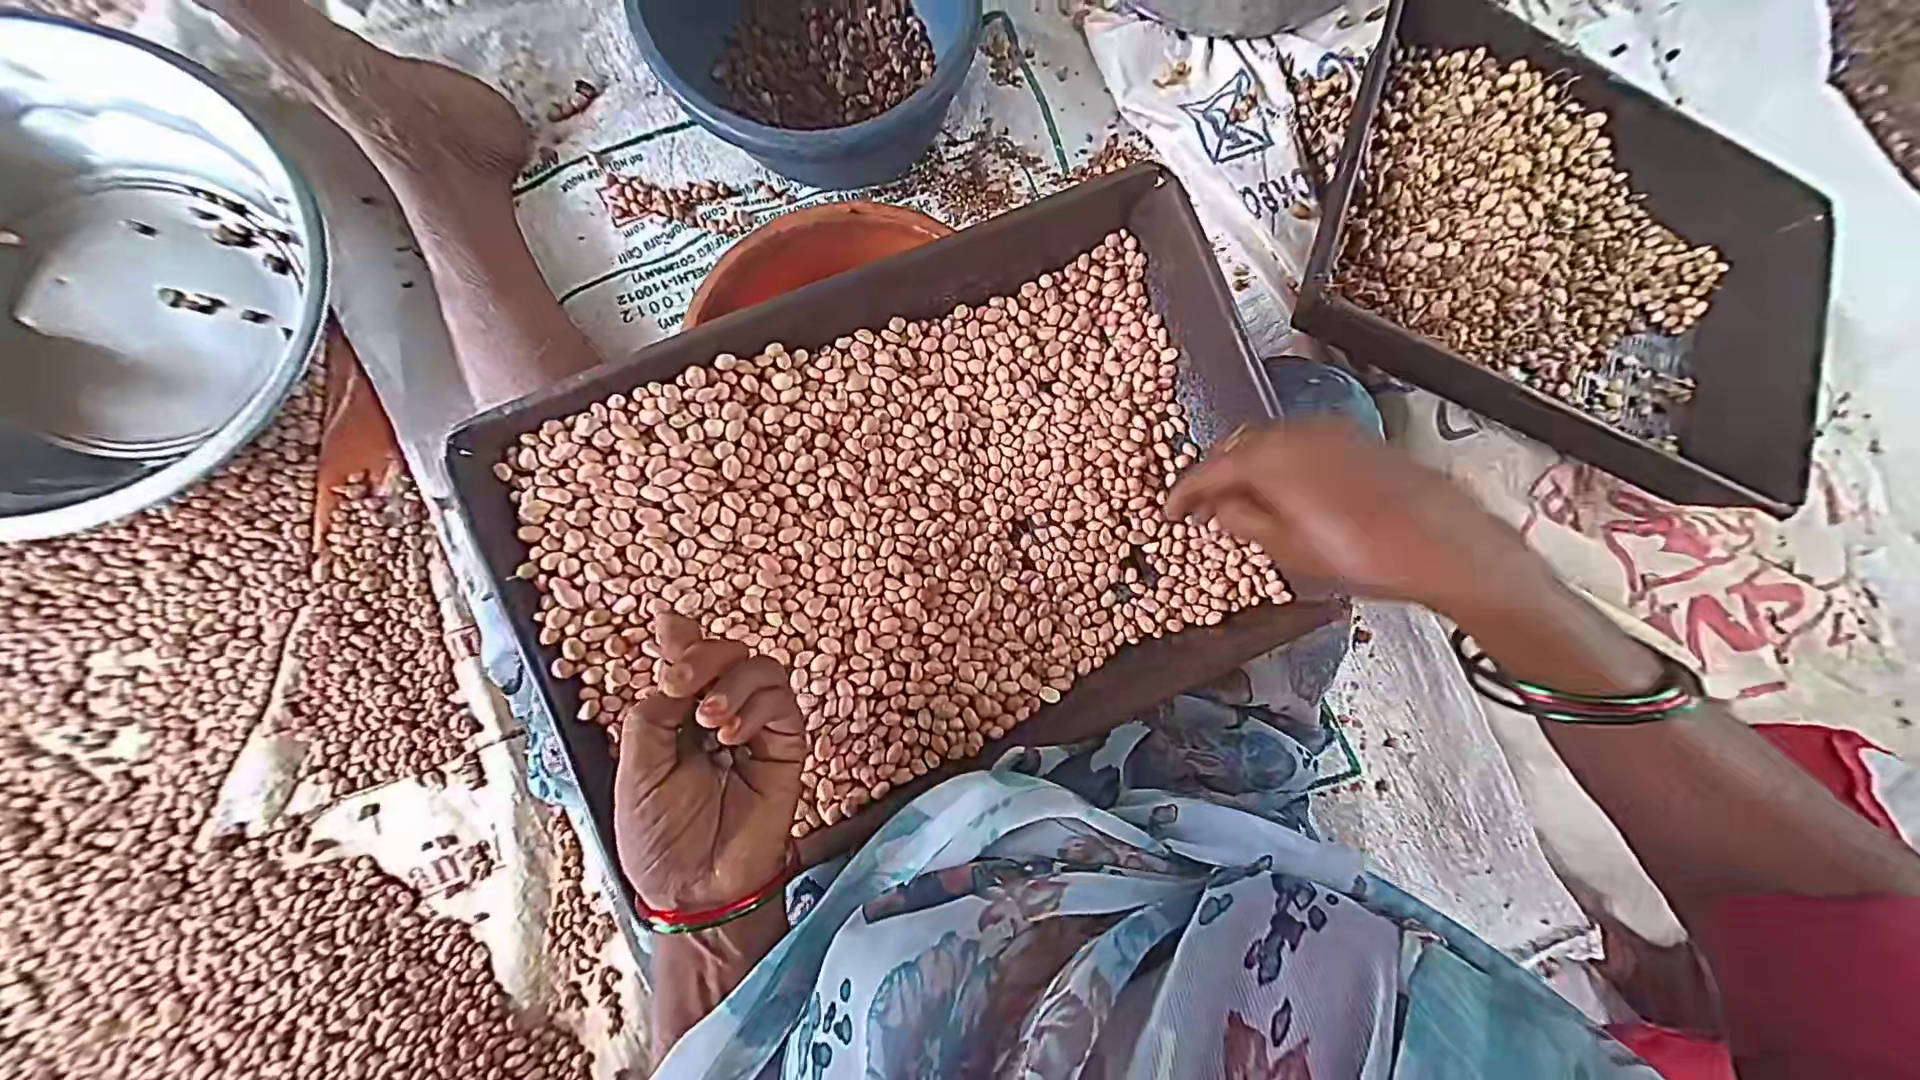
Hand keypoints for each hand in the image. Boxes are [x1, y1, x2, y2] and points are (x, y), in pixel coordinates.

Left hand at [614, 612, 804, 911]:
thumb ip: (654, 707)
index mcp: (683, 715)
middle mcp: (722, 712)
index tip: (668, 624)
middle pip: (730, 653)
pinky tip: (731, 737)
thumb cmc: (659, 834)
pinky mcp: (786, 744)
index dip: (685, 637)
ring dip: (732, 683)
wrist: (694, 888)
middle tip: (681, 683)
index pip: (692, 660)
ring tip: (708, 721)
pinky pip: (781, 703)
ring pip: (762, 668)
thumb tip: (671, 652)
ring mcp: (758, 726)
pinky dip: (755, 708)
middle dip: (705, 657)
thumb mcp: (637, 766)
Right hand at [1164, 421, 1551, 615]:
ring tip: (1240, 504)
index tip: (1171, 511)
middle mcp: (1295, 434)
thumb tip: (1218, 509)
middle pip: (1233, 449)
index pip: (1206, 471)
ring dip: (1244, 470)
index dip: (1182, 494)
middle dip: (1213, 478)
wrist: (1447, 546)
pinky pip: (1295, 444)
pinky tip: (1280, 492)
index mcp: (1269, 459)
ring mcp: (1327, 432)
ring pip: (1265, 443)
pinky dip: (1276, 464)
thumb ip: (1240, 521)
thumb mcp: (1286, 549)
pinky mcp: (1352, 439)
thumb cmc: (1367, 553)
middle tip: (1202, 509)